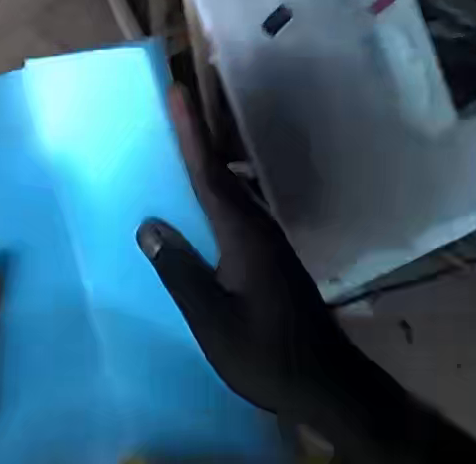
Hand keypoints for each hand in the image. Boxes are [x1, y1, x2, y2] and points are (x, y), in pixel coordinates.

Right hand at [136, 88, 361, 418]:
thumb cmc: (268, 353)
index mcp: (242, 232)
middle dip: (197, 133)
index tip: (178, 91)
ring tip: (178, 140)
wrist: (326, 384)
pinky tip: (197, 202)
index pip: (208, 171)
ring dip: (205, 158)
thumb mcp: (214, 321)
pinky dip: (212, 188)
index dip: (191, 130)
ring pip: (229, 185)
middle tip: (173, 103)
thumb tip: (148, 225)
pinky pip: (232, 205)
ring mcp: (265, 237)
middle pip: (219, 168)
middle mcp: (255, 222)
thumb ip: (180, 271)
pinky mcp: (267, 252)